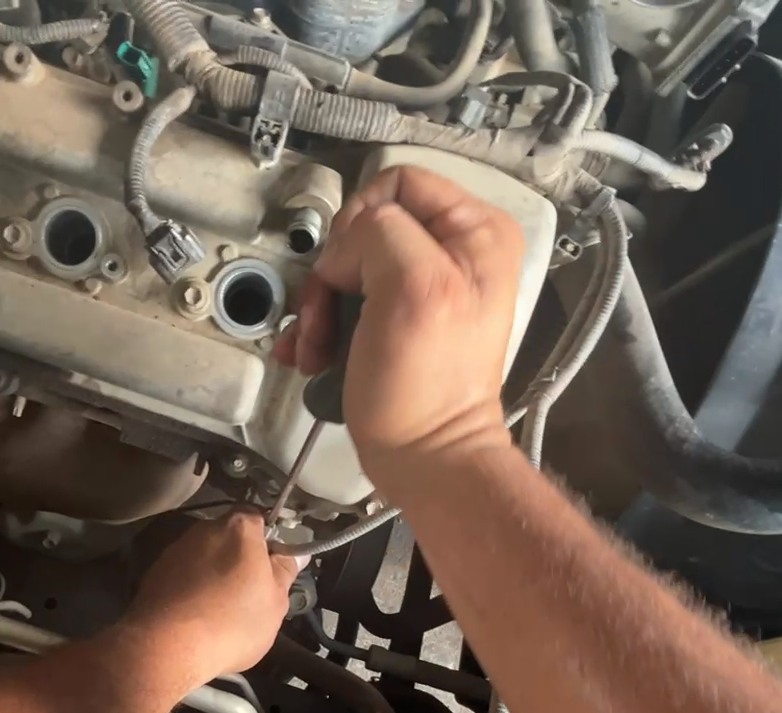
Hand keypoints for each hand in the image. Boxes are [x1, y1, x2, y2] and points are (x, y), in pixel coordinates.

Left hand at [118, 512, 300, 685]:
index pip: (258, 517)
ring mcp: (174, 550)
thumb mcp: (275, 602)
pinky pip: (181, 575)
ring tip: (220, 608)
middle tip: (249, 590)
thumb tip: (294, 554)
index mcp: (238, 528)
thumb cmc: (232, 622)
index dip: (267, 539)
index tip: (272, 564)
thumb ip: (285, 571)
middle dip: (238, 557)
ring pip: (203, 556)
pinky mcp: (154, 573)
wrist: (166, 648)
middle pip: (228, 536)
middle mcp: (203, 530)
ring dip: (212, 573)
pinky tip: (196, 615)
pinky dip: (190, 588)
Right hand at [274, 165, 524, 480]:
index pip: (397, 184)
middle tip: (323, 319)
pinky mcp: (392, 327)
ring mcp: (418, 293)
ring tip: (313, 348)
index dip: (357, 223)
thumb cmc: (425, 388)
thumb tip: (346, 245)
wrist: (424, 460)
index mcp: (474, 233)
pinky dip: (318, 330)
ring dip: (317, 309)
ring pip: (345, 271)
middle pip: (363, 231)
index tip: (344, 271)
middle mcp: (450, 256)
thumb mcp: (413, 287)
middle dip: (331, 276)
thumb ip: (382, 232)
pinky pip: (343, 306)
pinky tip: (308, 355)